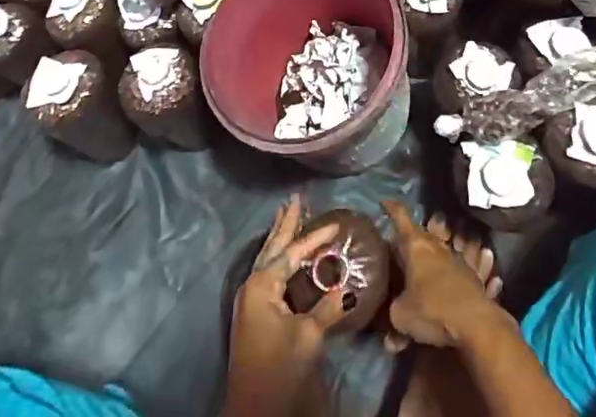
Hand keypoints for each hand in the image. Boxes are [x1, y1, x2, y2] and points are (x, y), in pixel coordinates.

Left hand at [228, 195, 344, 388]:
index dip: (314, 238)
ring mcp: (250, 302)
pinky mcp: (254, 315)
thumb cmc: (280, 368)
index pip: (292, 253)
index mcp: (262, 286)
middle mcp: (252, 287)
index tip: (335, 224)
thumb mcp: (308, 336)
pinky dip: (278, 258)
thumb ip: (327, 307)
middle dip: (285, 224)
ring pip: (267, 259)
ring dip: (279, 238)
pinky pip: (268, 273)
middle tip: (295, 199)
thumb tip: (346, 287)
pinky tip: (283, 256)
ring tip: (286, 215)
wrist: (254, 411)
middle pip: (272, 248)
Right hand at [382, 201, 512, 348]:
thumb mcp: (401, 315)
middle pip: (427, 234)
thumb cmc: (431, 310)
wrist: (474, 323)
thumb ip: (394, 314)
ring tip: (452, 239)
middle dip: (418, 233)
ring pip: (455, 245)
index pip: (402, 221)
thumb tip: (391, 332)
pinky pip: (477, 265)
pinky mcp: (477, 278)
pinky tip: (486, 256)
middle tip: (408, 238)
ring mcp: (461, 261)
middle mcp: (440, 248)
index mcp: (417, 248)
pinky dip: (481, 261)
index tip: (385, 201)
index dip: (392, 210)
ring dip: (452, 242)